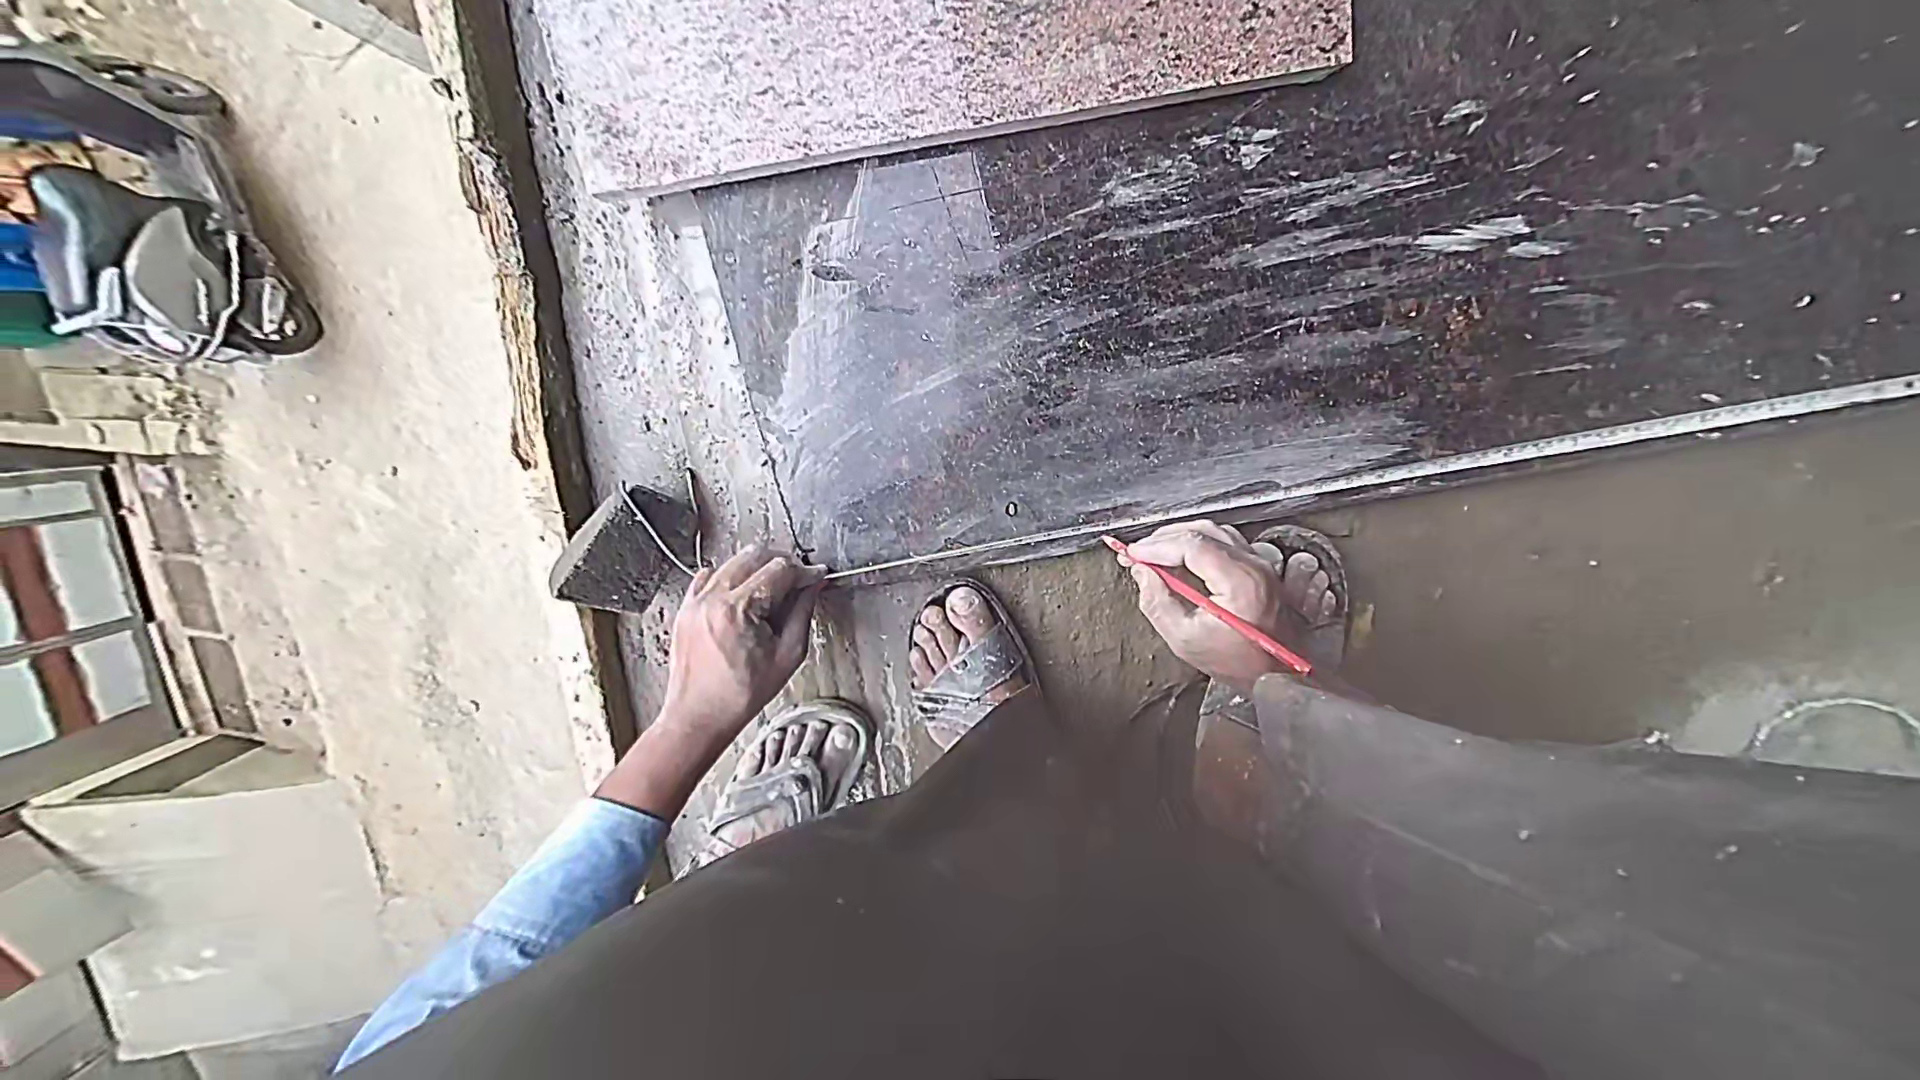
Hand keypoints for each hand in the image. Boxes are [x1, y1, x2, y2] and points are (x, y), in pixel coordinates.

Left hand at [657, 545, 826, 739]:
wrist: (699, 716)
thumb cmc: (739, 695)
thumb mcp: (788, 654)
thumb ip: (802, 612)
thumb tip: (813, 586)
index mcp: (739, 609)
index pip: (780, 569)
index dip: (804, 571)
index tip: (816, 576)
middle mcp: (713, 598)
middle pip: (755, 555)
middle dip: (782, 563)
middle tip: (798, 580)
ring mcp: (696, 601)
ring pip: (733, 562)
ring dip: (757, 568)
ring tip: (773, 591)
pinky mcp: (686, 608)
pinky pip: (708, 577)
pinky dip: (729, 578)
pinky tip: (743, 594)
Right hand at [1116, 520, 1287, 690]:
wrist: (1276, 675)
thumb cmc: (1236, 664)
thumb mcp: (1184, 639)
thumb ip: (1157, 602)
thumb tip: (1141, 572)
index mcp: (1240, 583)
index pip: (1192, 545)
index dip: (1156, 546)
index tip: (1132, 553)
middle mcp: (1254, 566)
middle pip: (1201, 532)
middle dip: (1163, 539)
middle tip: (1137, 552)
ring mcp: (1260, 565)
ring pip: (1212, 532)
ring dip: (1179, 538)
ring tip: (1153, 553)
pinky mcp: (1258, 568)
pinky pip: (1224, 542)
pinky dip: (1196, 544)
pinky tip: (1178, 558)